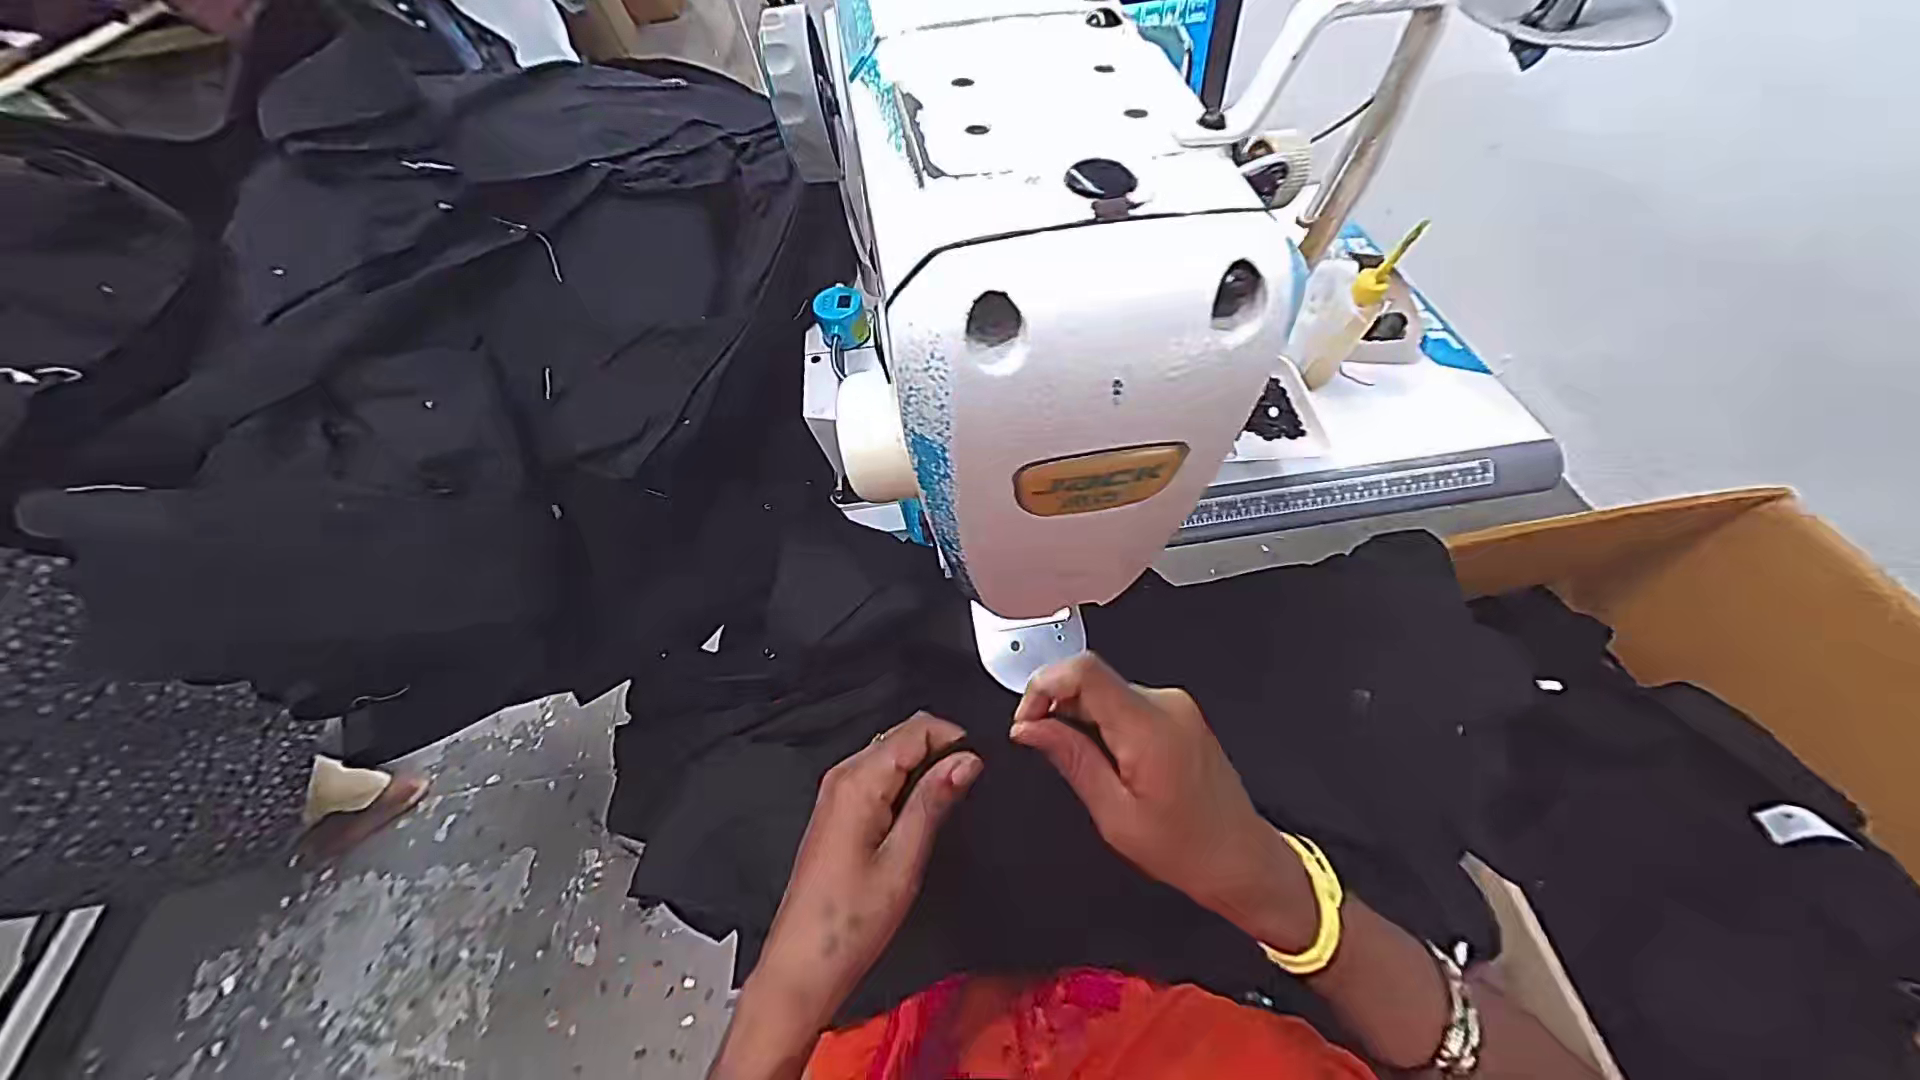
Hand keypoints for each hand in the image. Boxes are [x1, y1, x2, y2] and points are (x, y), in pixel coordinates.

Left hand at [749, 712, 982, 1031]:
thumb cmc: (846, 925)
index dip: (954, 739)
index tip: (977, 765)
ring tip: (946, 802)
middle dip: (941, 749)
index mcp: (858, 782)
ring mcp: (836, 791)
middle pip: (903, 733)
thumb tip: (966, 761)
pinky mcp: (837, 808)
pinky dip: (905, 781)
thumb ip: (934, 800)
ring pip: (892, 751)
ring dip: (924, 765)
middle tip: (967, 784)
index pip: (917, 728)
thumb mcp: (904, 860)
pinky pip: (879, 773)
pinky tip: (917, 813)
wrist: (801, 967)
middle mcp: (842, 777)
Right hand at [1010, 653, 1318, 948]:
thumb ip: (1070, 758)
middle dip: (1057, 708)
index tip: (1028, 719)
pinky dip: (1100, 721)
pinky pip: (1122, 700)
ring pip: (1103, 690)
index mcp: (1150, 728)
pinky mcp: (1175, 710)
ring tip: (1090, 766)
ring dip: (1079, 717)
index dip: (1044, 686)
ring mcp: (1173, 704)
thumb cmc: (1187, 848)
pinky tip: (1109, 759)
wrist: (1241, 858)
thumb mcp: (1114, 814)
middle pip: (1089, 679)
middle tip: (1048, 749)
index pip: (1084, 670)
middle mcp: (1165, 704)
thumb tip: (1028, 727)